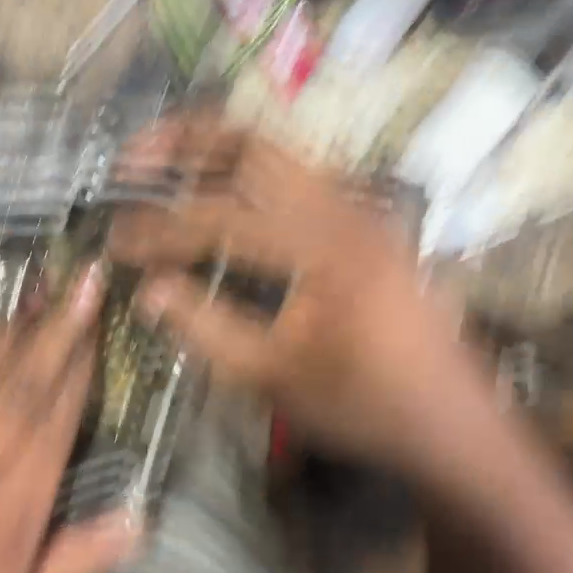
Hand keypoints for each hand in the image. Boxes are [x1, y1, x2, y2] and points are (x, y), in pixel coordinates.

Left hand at [0, 266, 139, 572]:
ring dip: (1, 332)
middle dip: (54, 333)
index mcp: (2, 522)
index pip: (51, 429)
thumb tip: (138, 522)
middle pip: (15, 392)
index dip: (79, 375)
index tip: (97, 330)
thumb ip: (73, 566)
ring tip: (32, 293)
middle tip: (80, 283)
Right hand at [110, 118, 497, 474]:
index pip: (221, 217)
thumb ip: (205, 327)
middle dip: (185, 144)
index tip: (114, 241)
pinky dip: (247, 167)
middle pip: (252, 148)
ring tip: (163, 152)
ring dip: (215, 148)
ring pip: (276, 153)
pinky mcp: (363, 221)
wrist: (457, 427)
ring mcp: (359, 208)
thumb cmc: (366, 407)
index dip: (159, 229)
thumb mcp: (275, 378)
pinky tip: (218, 182)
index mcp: (323, 245)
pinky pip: (295, 174)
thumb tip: (146, 290)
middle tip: (131, 153)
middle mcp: (343, 207)